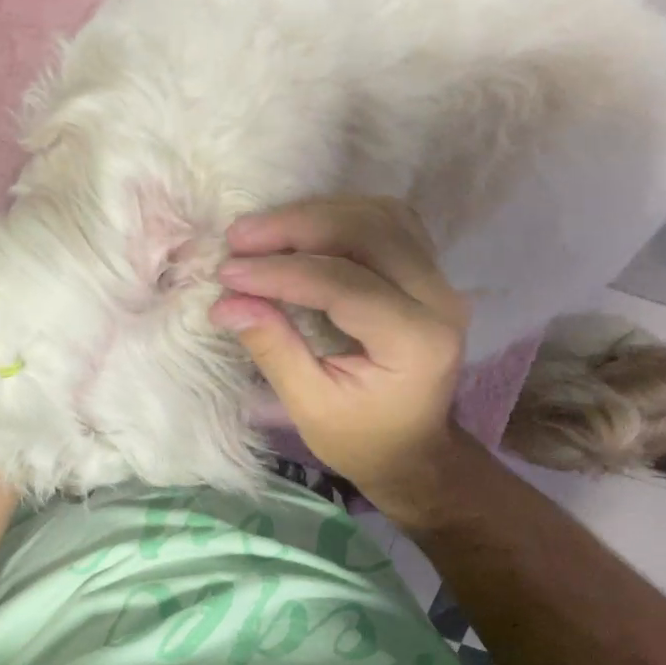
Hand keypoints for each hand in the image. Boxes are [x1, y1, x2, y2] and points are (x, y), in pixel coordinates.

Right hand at [210, 197, 470, 524]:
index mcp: (414, 341)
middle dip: (298, 226)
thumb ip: (274, 349)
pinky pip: (387, 224)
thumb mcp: (309, 406)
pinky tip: (299, 231)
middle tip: (238, 237)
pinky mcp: (428, 272)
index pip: (345, 284)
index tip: (227, 272)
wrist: (411, 450)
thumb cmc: (359, 437)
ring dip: (317, 214)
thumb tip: (226, 303)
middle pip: (370, 231)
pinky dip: (339, 218)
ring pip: (381, 216)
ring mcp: (440, 280)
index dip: (282, 272)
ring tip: (260, 232)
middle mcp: (439, 299)